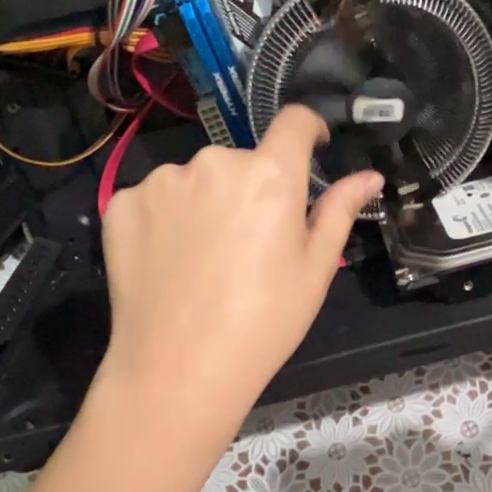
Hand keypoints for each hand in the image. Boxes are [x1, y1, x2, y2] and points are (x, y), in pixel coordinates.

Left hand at [97, 105, 382, 419]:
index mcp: (270, 174)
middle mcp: (214, 162)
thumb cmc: (263, 322)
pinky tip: (169, 262)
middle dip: (252, 188)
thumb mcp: (314, 269)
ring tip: (206, 258)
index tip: (312, 150)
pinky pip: (154, 198)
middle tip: (252, 242)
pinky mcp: (122, 204)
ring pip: (196, 179)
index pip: (295, 121)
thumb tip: (369, 175)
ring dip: (207, 201)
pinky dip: (166, 218)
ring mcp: (162, 181)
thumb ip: (340, 210)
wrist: (178, 370)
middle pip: (243, 160)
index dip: (309, 130)